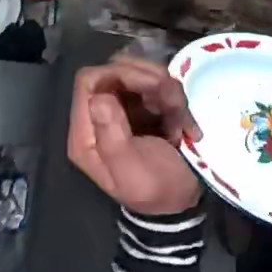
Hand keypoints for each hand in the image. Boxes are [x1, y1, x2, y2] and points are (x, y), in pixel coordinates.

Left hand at [69, 57, 203, 215]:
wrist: (184, 202)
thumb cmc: (156, 188)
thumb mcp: (132, 168)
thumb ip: (111, 133)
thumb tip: (97, 97)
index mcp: (86, 132)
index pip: (89, 81)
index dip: (119, 74)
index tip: (152, 85)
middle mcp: (100, 114)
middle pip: (117, 70)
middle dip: (151, 81)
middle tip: (176, 102)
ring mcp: (123, 108)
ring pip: (142, 74)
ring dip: (168, 91)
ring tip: (183, 120)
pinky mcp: (144, 106)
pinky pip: (159, 85)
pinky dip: (175, 99)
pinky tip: (184, 123)